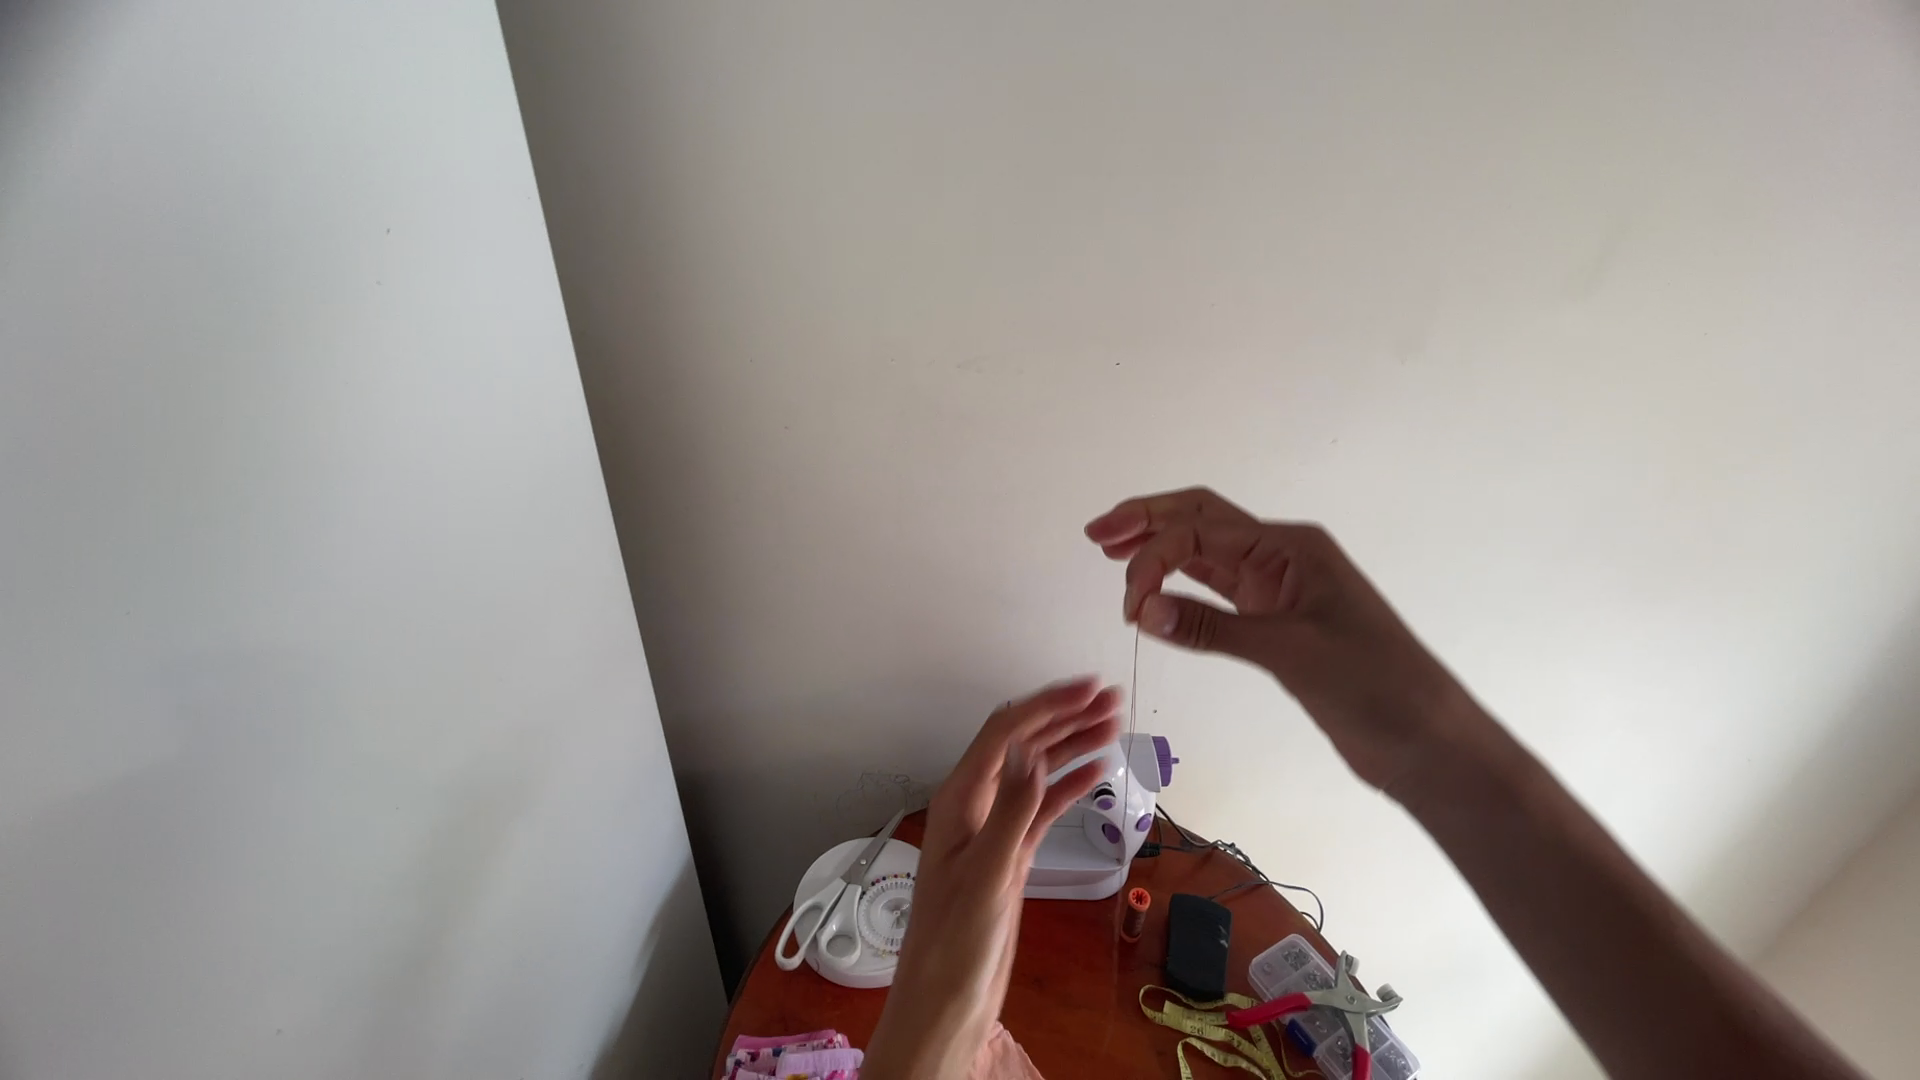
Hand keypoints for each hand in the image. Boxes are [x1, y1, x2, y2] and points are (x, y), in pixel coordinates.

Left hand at [862, 678, 1122, 1079]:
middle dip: (1064, 717)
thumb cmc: (956, 942)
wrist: (947, 1000)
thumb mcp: (986, 874)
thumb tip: (1029, 750)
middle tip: (1109, 699)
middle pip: (1023, 744)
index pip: (1006, 734)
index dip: (1047, 705)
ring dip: (1072, 745)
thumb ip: (1010, 810)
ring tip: (1112, 725)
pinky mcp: (1011, 850)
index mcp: (961, 798)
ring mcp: (995, 826)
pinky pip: (1043, 806)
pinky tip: (1096, 771)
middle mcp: (977, 802)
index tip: (1088, 689)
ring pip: (1037, 772)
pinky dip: (1069, 785)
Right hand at [1085, 487, 1486, 793]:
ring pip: (1205, 553)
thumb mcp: (1291, 652)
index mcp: (1290, 547)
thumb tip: (1141, 608)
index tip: (1129, 606)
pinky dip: (1179, 584)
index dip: (1155, 557)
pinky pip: (1215, 589)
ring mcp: (1275, 588)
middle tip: (1096, 532)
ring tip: (1111, 548)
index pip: (1202, 533)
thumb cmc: (1373, 687)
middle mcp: (1279, 556)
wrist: (1429, 742)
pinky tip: (1154, 588)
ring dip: (1159, 547)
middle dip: (1147, 521)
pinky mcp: (1272, 621)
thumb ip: (1211, 627)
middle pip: (1201, 521)